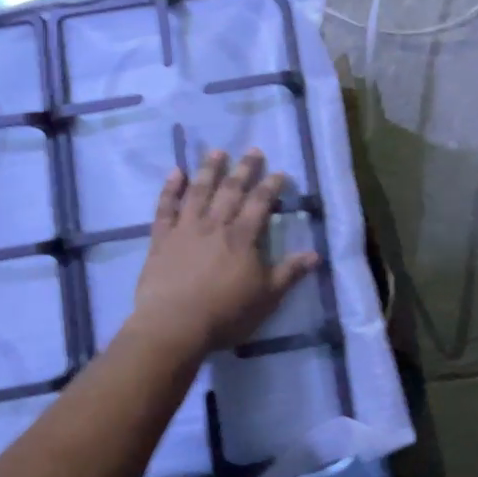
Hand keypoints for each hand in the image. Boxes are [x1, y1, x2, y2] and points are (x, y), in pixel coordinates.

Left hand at [130, 149, 319, 354]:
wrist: (174, 325)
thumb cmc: (225, 314)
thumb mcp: (267, 298)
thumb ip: (289, 272)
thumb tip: (315, 254)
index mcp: (243, 237)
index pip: (260, 203)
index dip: (271, 186)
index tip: (279, 172)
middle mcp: (215, 224)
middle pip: (231, 190)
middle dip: (244, 169)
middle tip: (252, 150)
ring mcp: (186, 229)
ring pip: (199, 191)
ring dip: (209, 170)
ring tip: (217, 151)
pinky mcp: (162, 239)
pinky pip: (165, 208)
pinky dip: (170, 189)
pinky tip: (174, 173)